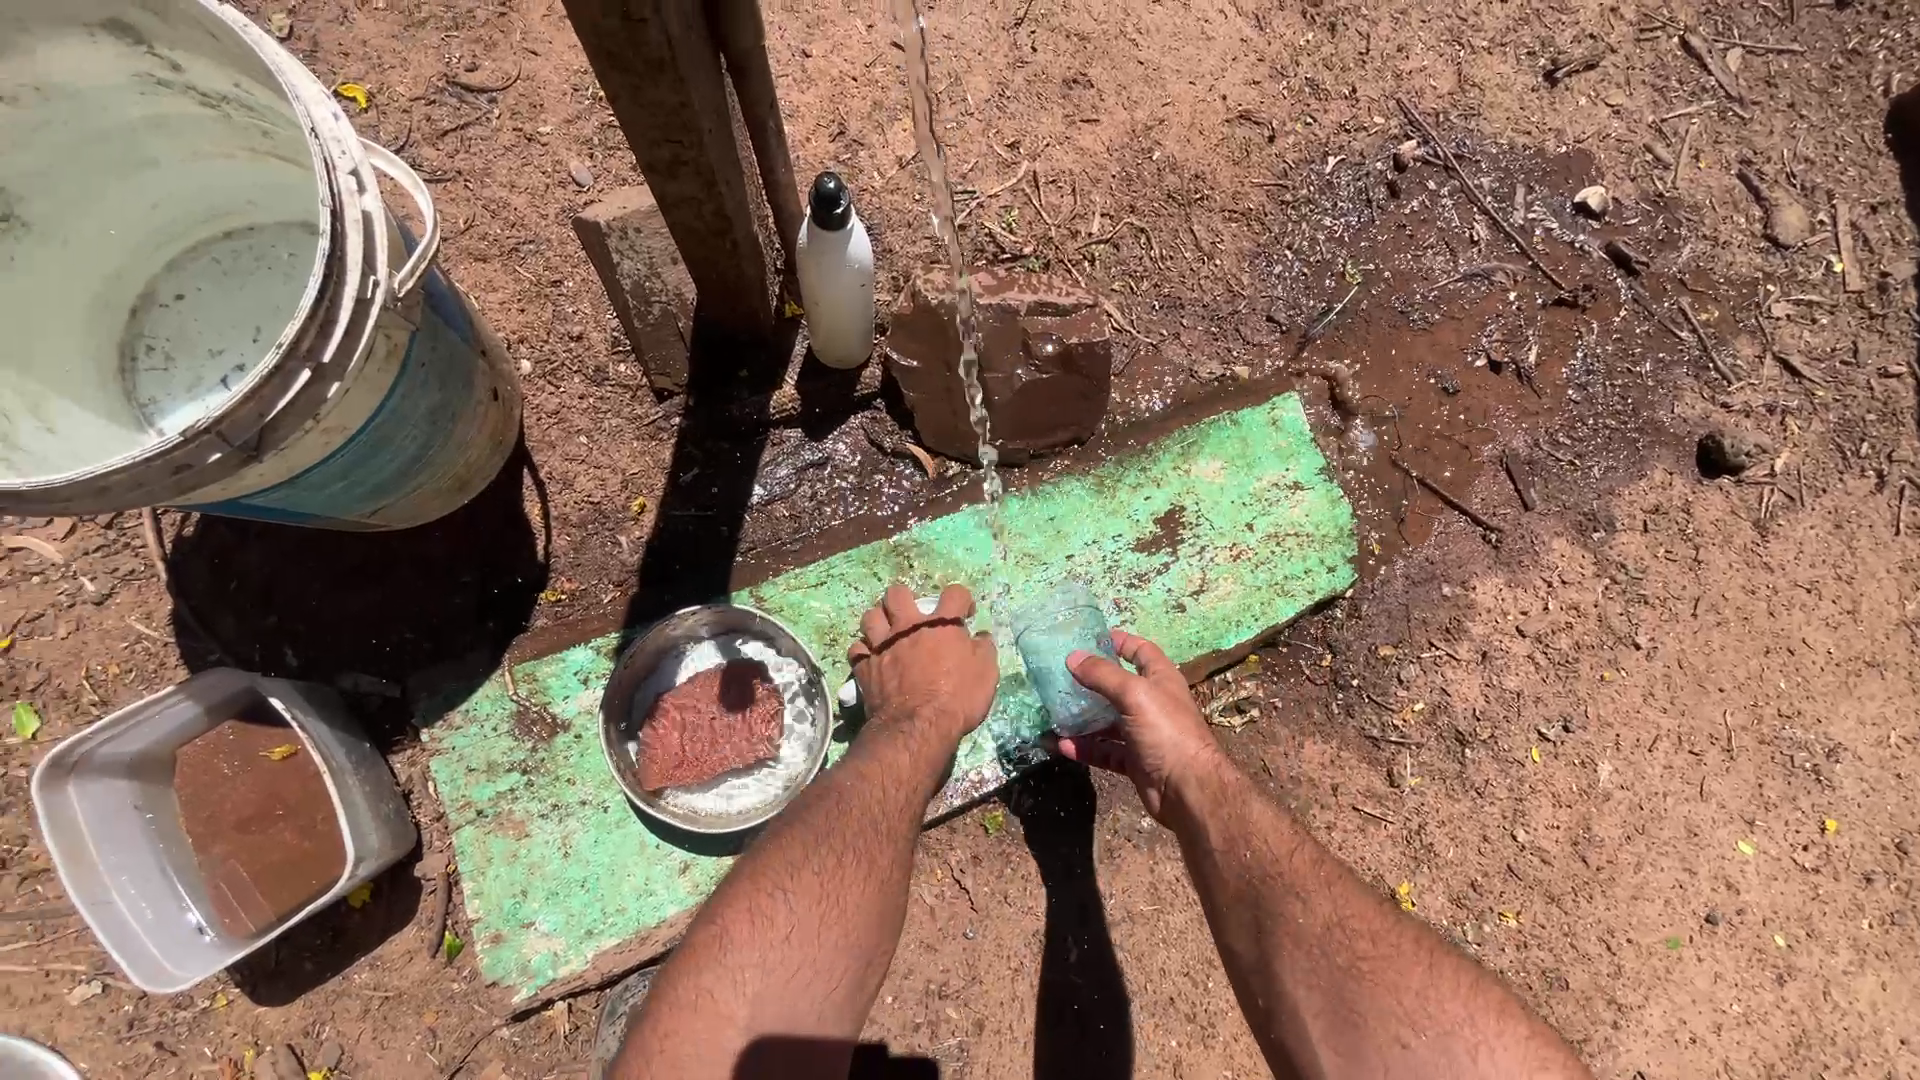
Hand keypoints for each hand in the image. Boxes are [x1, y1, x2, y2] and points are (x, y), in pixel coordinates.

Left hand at [847, 584, 998, 751]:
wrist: (919, 727)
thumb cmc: (957, 698)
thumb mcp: (986, 673)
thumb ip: (984, 649)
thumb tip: (981, 636)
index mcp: (941, 624)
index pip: (955, 593)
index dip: (963, 599)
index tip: (966, 613)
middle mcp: (908, 626)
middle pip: (897, 594)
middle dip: (904, 598)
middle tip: (913, 614)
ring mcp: (882, 645)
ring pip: (870, 616)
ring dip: (878, 620)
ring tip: (886, 631)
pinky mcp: (865, 666)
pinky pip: (856, 648)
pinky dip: (864, 651)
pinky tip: (871, 657)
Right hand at [1047, 630, 1224, 821]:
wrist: (1188, 790)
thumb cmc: (1166, 731)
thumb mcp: (1134, 694)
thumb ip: (1102, 675)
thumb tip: (1073, 657)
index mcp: (1160, 679)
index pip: (1140, 651)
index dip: (1119, 641)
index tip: (1089, 638)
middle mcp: (1152, 703)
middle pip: (1117, 686)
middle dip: (1090, 682)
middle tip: (1060, 676)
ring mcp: (1143, 734)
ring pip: (1107, 721)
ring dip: (1082, 718)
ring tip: (1053, 712)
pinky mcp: (1134, 761)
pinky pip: (1104, 750)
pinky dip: (1084, 748)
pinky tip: (1061, 745)